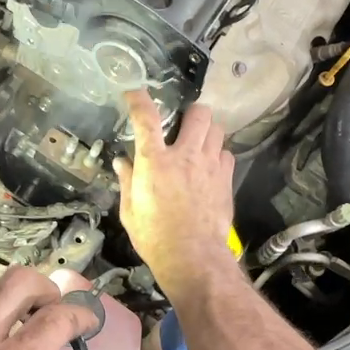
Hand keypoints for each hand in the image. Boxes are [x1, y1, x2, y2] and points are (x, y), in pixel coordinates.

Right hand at [113, 90, 236, 297]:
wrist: (192, 257)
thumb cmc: (154, 237)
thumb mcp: (130, 211)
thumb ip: (127, 181)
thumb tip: (122, 162)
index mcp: (154, 162)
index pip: (146, 119)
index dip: (139, 100)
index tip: (133, 92)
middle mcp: (185, 155)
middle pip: (199, 113)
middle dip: (191, 113)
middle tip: (181, 125)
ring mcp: (210, 165)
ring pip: (217, 130)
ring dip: (207, 132)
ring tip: (197, 144)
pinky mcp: (226, 179)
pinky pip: (227, 153)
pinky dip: (218, 155)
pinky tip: (209, 167)